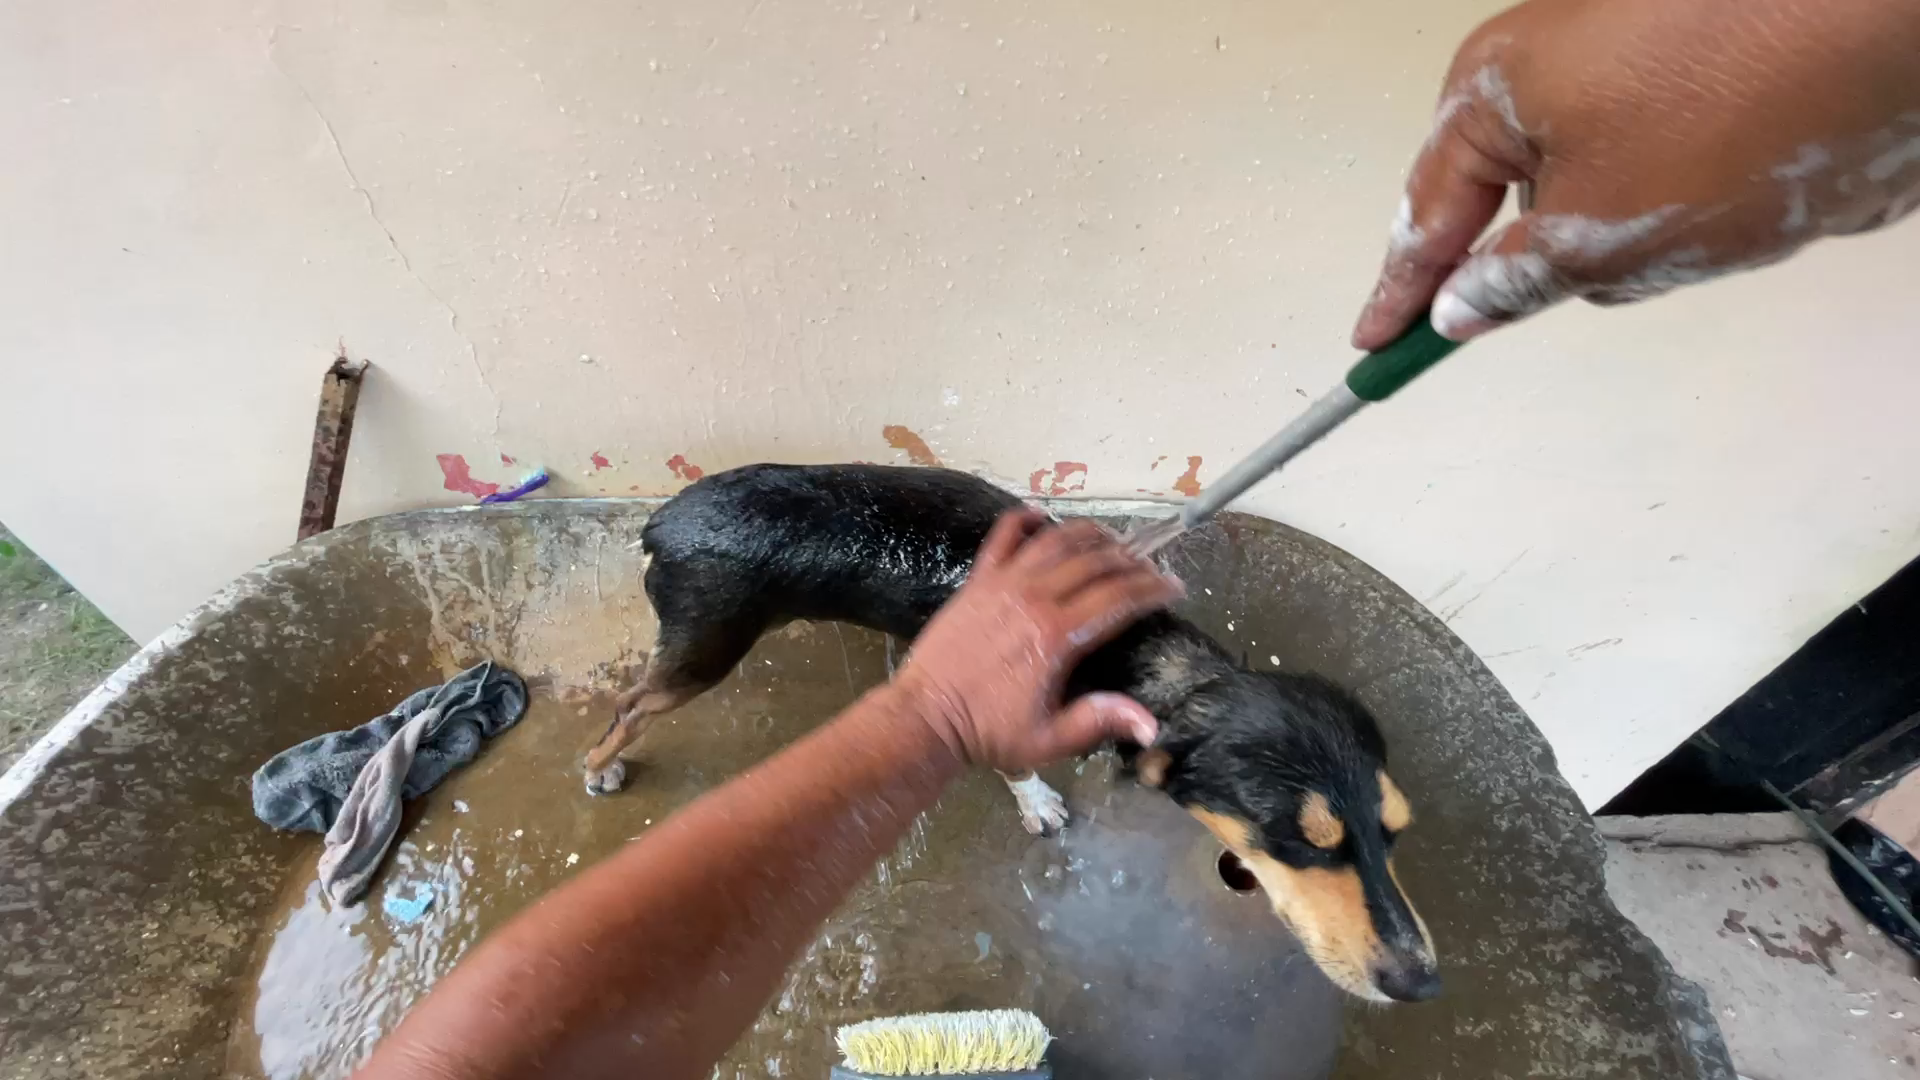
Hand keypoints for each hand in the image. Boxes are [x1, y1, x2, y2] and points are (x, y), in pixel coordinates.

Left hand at [895, 510, 1181, 772]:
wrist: (925, 716)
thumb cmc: (988, 731)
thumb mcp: (1048, 739)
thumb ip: (1098, 721)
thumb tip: (1151, 723)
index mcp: (1057, 636)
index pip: (1118, 598)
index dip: (1152, 589)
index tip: (1174, 586)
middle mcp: (1034, 598)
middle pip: (1094, 562)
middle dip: (1130, 560)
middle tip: (1149, 568)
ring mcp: (1003, 583)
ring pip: (1056, 541)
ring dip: (1089, 534)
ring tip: (1112, 539)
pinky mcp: (978, 580)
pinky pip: (1003, 537)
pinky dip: (1023, 519)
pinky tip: (1040, 513)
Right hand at [1353, 0, 1919, 346]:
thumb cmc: (1747, 112)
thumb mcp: (1602, 232)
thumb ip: (1508, 285)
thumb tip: (1457, 312)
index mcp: (1494, 92)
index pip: (1424, 223)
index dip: (1398, 297)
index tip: (1369, 348)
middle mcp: (1546, 65)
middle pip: (1512, 207)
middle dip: (1565, 252)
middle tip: (1615, 267)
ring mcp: (1629, 55)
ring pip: (1598, 195)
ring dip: (1656, 226)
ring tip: (1739, 202)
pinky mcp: (1705, 60)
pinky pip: (1666, 162)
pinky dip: (1709, 190)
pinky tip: (1772, 172)